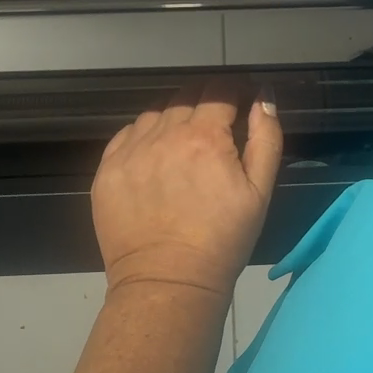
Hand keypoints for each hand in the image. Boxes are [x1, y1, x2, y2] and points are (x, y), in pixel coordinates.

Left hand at [93, 80, 282, 297]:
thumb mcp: (260, 190)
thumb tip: (262, 95)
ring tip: (183, 144)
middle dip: (205, 101)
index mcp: (205, 136)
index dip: (233, 90)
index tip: (240, 100)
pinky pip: (127, 134)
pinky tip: (155, 156)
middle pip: (186, 96)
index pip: (219, 90)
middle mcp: (164, 135)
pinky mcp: (107, 171)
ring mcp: (131, 152)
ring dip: (173, 118)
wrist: (168, 282)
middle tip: (215, 125)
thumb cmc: (223, 239)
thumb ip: (266, 136)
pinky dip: (144, 136)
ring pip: (156, 114)